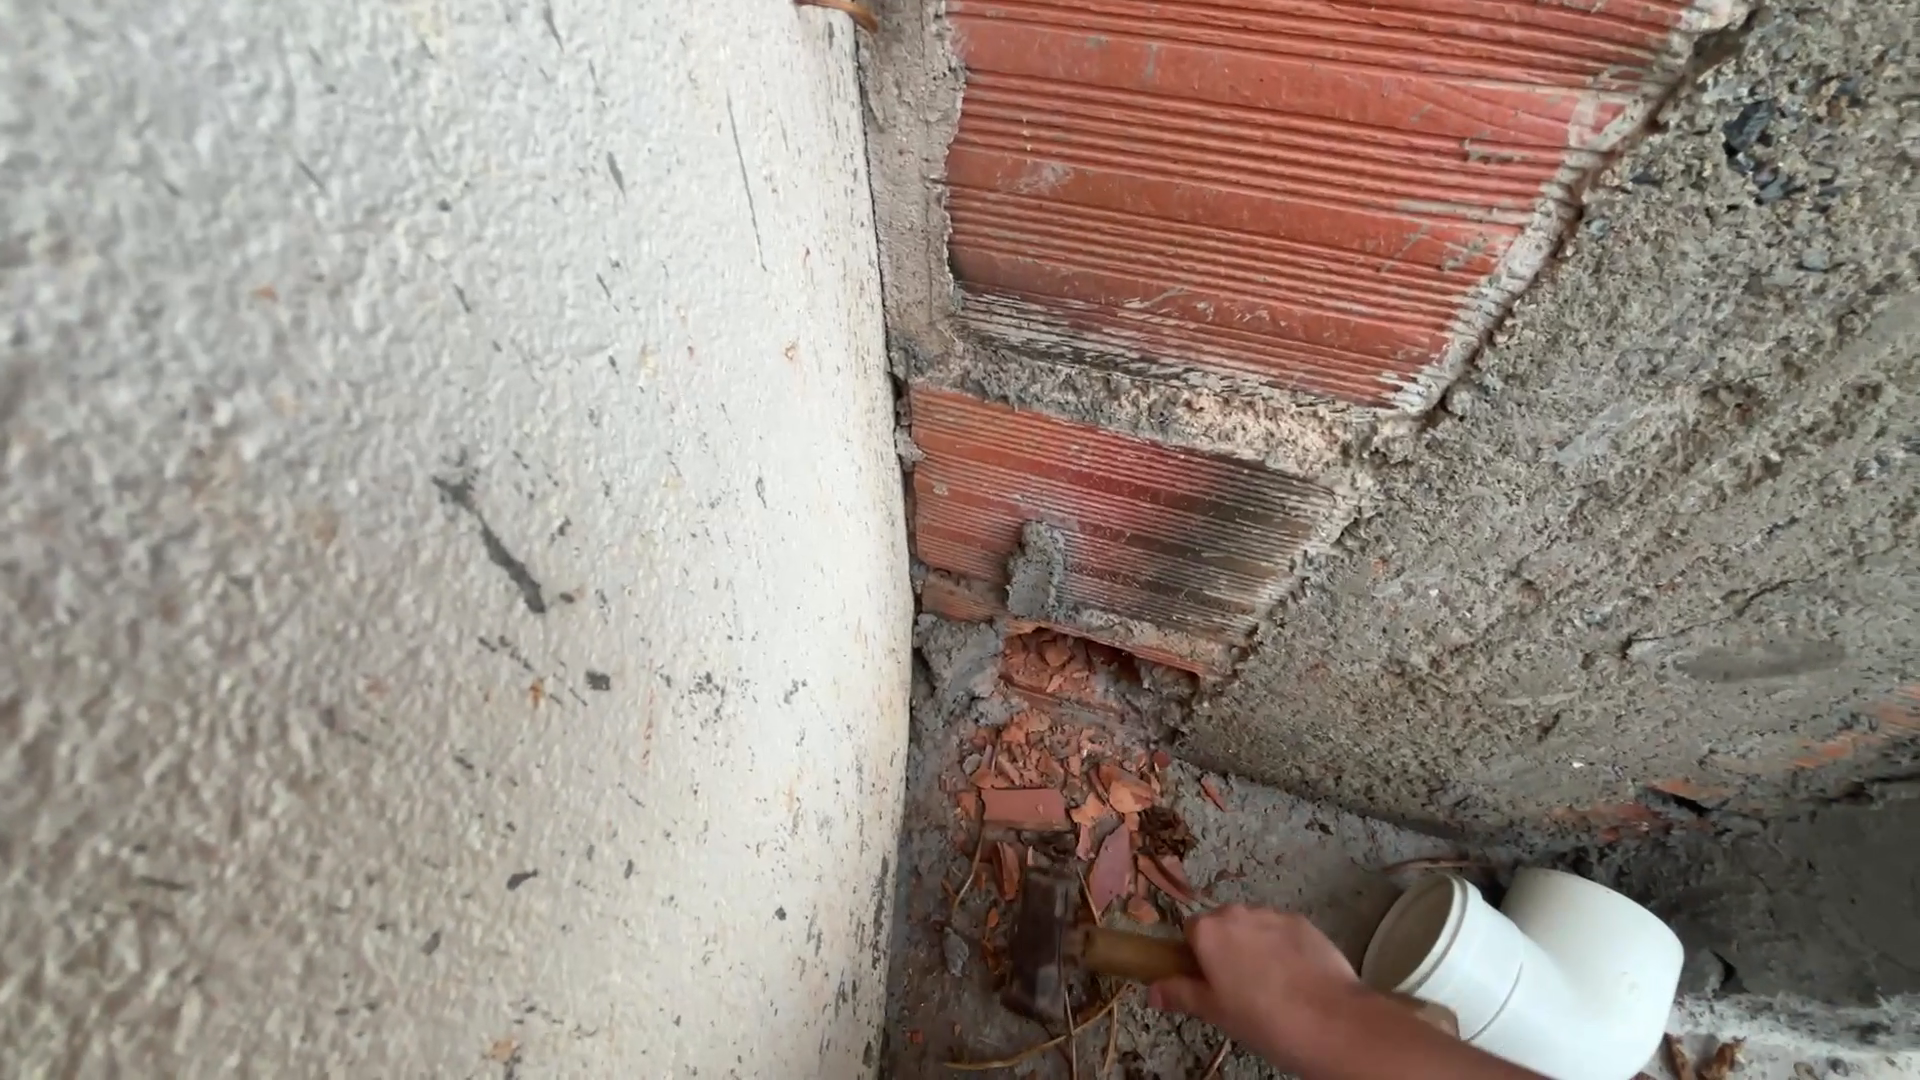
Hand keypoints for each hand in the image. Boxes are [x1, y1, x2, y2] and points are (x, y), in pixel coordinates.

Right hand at [1148, 904, 1369, 1071]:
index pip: (1191, 933)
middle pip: (1223, 926)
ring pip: (1253, 927)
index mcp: (1208, 930)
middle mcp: (1235, 912)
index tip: (1212, 983)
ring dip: (1256, 947)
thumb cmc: (1264, 1020)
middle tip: (1241, 989)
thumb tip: (1151, 991)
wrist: (1333, 1023)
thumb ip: (1180, 994)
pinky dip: (1285, 948)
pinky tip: (1298, 980)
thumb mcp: (1216, 1013)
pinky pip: (1283, 931)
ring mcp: (1272, 914)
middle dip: (1228, 949)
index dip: (1199, 958)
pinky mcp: (1303, 922)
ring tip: (1274, 987)